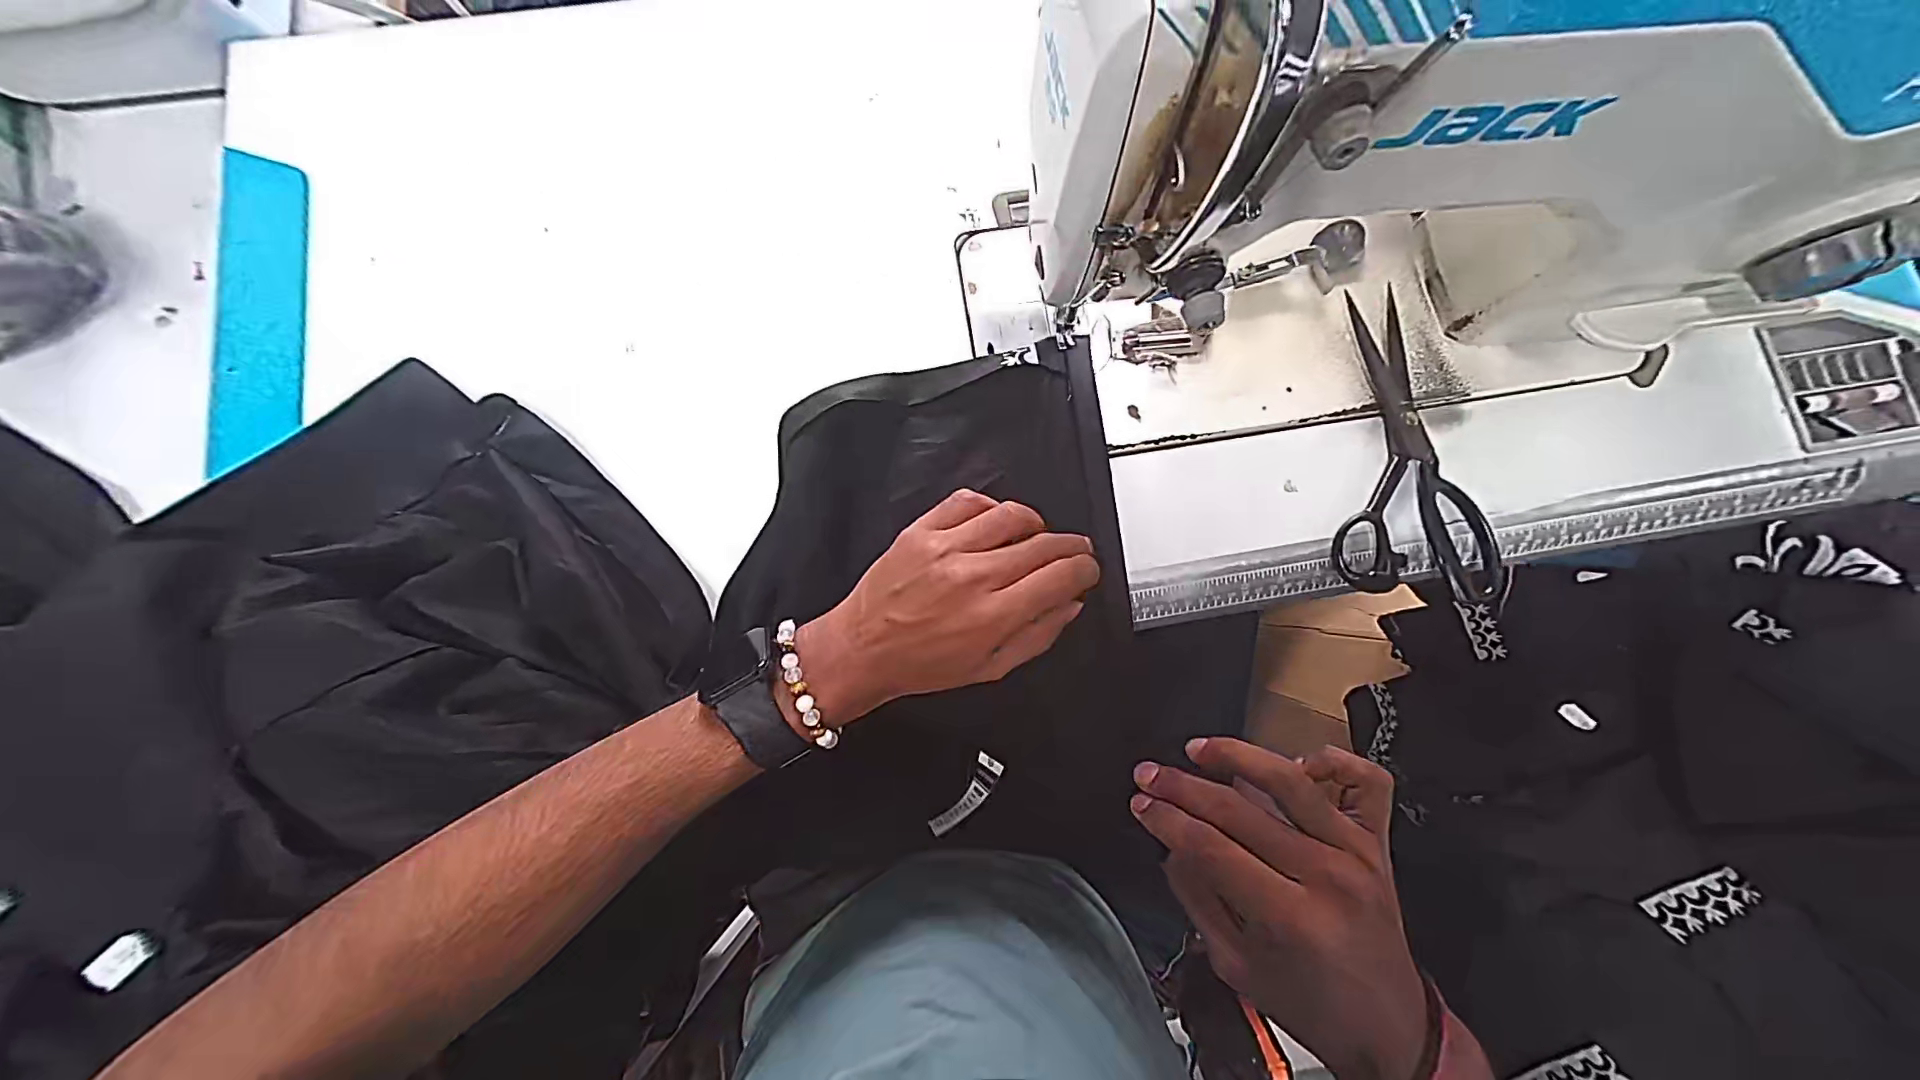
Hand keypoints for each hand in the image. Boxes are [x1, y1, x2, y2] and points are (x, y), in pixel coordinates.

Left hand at [794, 489, 1099, 725]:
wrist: (861, 648)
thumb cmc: (918, 664)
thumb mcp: (990, 668)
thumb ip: (1037, 635)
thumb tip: (1068, 605)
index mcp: (992, 615)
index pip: (1061, 575)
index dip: (1085, 569)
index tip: (1086, 570)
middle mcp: (971, 577)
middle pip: (1043, 543)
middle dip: (1071, 546)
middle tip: (1073, 552)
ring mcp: (945, 549)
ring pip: (1012, 515)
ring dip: (1036, 524)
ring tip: (1036, 536)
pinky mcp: (921, 531)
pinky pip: (968, 501)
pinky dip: (991, 506)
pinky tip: (993, 523)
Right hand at [1131, 739, 1428, 1079]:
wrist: (1390, 1028)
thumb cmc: (1313, 1004)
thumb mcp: (1236, 966)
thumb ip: (1197, 899)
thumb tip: (1171, 845)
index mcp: (1291, 918)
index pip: (1210, 846)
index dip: (1166, 819)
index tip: (1142, 804)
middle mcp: (1327, 877)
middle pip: (1237, 809)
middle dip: (1180, 786)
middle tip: (1149, 775)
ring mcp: (1356, 854)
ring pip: (1289, 781)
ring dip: (1235, 756)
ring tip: (1198, 749)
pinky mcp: (1376, 843)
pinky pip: (1367, 784)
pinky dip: (1333, 761)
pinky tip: (1296, 760)